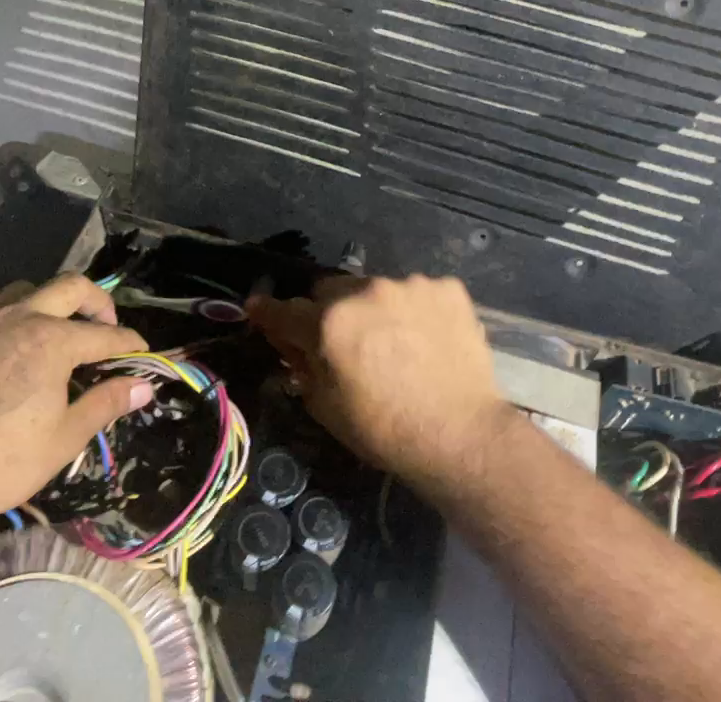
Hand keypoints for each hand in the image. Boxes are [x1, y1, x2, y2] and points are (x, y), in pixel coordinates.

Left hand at [0, 274, 154, 536]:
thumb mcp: (64, 439)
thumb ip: (106, 403)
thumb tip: (144, 387)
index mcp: (50, 340)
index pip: (105, 335)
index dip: (130, 344)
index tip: (143, 353)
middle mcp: (15, 318)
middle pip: (69, 287)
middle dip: (98, 302)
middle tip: (106, 328)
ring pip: (23, 291)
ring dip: (50, 303)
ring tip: (58, 333)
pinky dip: (11, 324)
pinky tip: (7, 358)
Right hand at [248, 275, 511, 488]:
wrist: (461, 435)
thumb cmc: (384, 430)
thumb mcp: (325, 406)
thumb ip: (302, 365)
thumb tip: (292, 344)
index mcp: (328, 323)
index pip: (284, 310)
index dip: (268, 312)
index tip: (259, 308)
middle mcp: (365, 291)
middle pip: (331, 291)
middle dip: (330, 312)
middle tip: (347, 343)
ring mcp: (409, 285)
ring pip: (376, 289)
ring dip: (376, 309)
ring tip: (397, 344)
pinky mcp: (446, 288)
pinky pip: (417, 292)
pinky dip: (416, 310)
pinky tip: (428, 340)